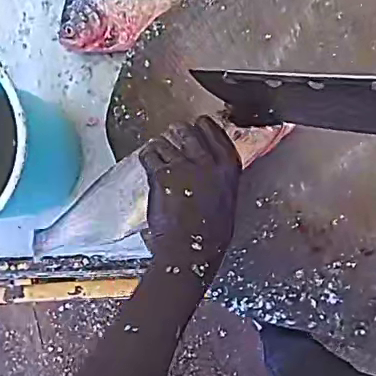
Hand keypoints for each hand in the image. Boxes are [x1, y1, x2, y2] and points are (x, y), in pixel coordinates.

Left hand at [139, 116, 241, 275]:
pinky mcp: (162, 175)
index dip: (206, 127)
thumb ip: (218, 179)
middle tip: (173, 131)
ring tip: (157, 149)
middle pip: (190, 133)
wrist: (189, 252)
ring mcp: (184, 166)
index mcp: (228, 169)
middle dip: (179, 131)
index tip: (200, 123)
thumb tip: (209, 170)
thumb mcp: (226, 200)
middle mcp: (208, 163)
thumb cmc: (210, 235)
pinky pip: (150, 155)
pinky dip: (147, 155)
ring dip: (161, 145)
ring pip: (167, 142)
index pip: (217, 135)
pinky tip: (147, 159)